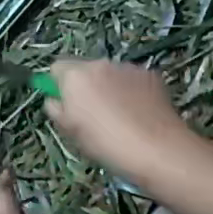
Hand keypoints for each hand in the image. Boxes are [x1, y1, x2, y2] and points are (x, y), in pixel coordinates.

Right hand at [44, 59, 201, 183]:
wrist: (157, 149)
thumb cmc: (105, 143)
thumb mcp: (70, 132)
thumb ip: (56, 109)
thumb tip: (55, 100)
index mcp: (75, 76)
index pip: (56, 67)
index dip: (58, 84)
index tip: (66, 104)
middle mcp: (100, 64)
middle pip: (84, 68)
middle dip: (84, 85)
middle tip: (91, 113)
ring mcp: (127, 67)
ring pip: (109, 73)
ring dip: (108, 86)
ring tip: (118, 115)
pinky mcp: (150, 75)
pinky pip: (131, 79)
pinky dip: (130, 90)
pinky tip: (137, 112)